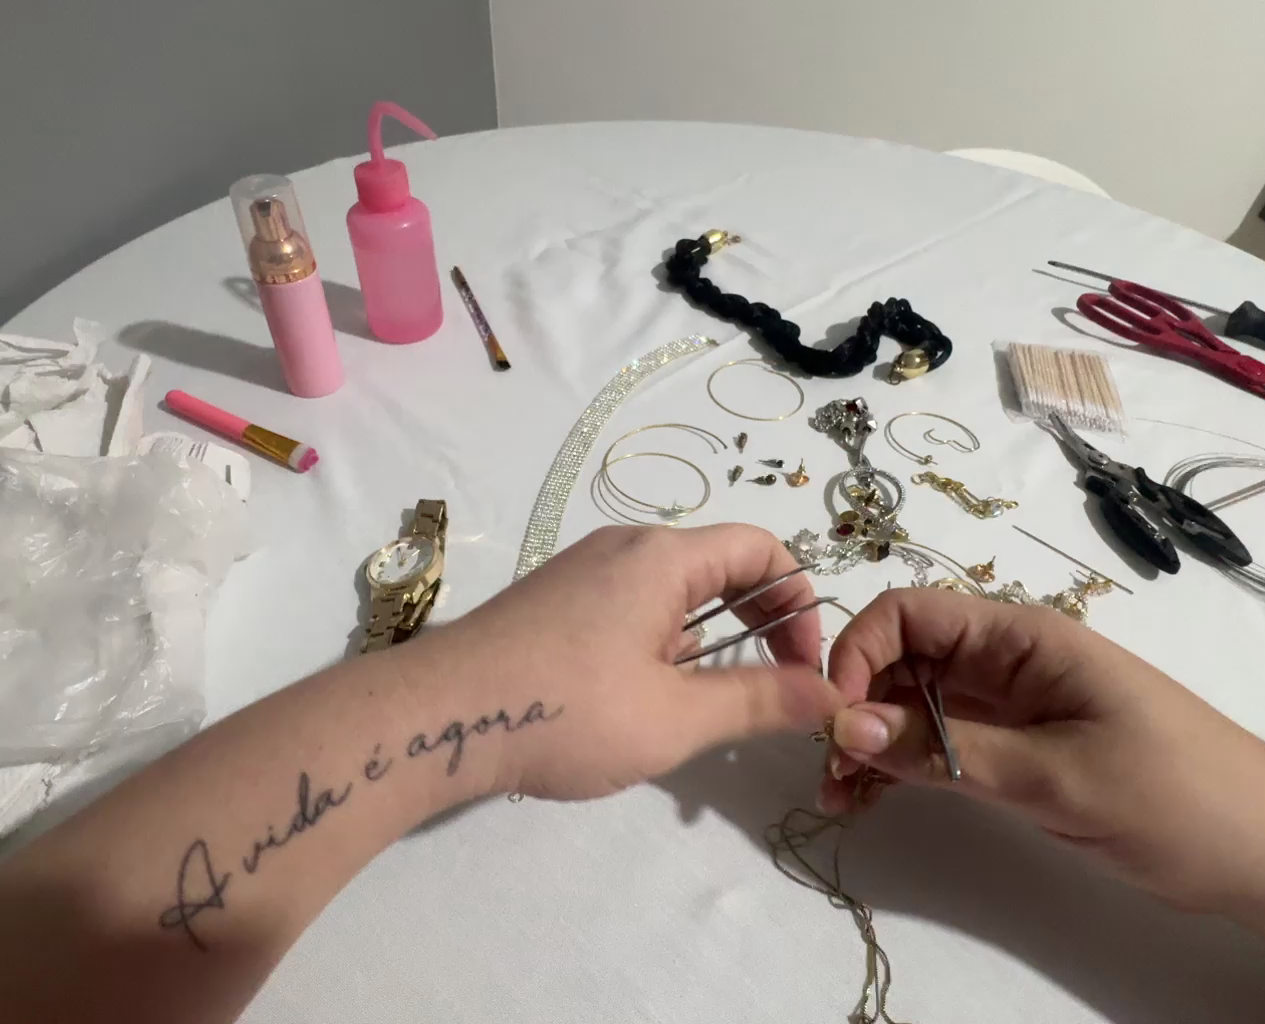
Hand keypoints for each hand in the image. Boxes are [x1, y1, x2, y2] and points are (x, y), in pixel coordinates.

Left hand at [425, 524, 844, 801]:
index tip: (802, 667)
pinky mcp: (556, 599)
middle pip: (719, 565)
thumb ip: (758, 700)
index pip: (761, 549)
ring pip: (672, 591)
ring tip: (695, 702)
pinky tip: (637, 693)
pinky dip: (659, 640)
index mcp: (662, 556)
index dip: (799, 602)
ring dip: (705, 638)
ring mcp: (583, 570)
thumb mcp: (674, 716)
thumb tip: (827, 692)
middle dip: (758, 620)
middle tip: (770, 683)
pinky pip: (630, 605)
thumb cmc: (566, 711)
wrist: (437, 717)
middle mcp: (623, 546)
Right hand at [821, 588, 1264, 910]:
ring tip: (838, 797)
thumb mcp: (1058, 775)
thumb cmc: (1185, 800)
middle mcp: (999, 660)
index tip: (836, 716)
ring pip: (906, 705)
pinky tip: (868, 800)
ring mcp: (1001, 705)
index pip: (909, 613)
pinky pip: (931, 743)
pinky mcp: (1007, 747)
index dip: (860, 651)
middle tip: (828, 769)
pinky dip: (895, 767)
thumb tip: (842, 726)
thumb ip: (946, 749)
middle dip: (852, 705)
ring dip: (865, 742)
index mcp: (1018, 636)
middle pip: (898, 660)